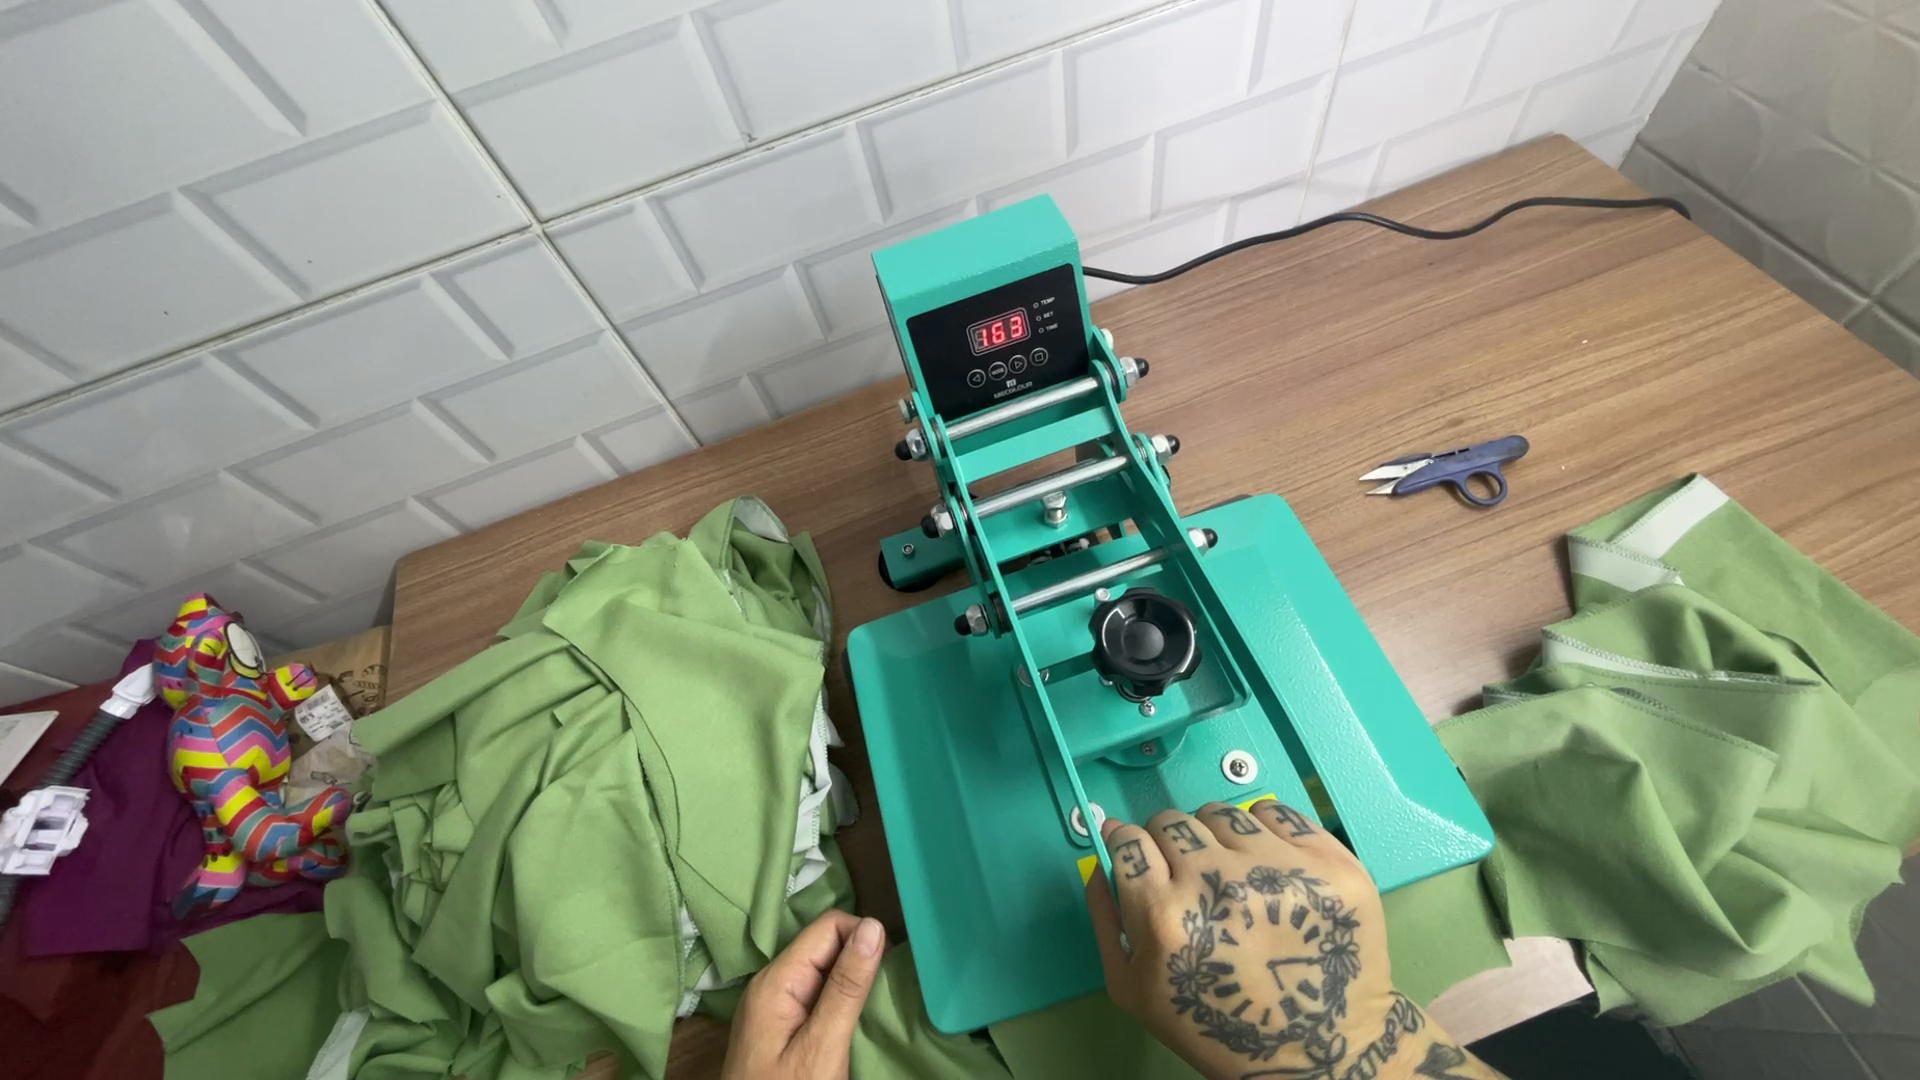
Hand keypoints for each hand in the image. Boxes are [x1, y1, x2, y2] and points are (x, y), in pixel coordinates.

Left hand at [720, 910, 885, 1079]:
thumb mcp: (821, 1049)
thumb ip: (846, 987)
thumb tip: (874, 925)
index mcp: (775, 981)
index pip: (829, 927)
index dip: (863, 938)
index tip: (888, 971)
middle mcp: (771, 984)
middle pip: (826, 945)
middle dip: (859, 959)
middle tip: (885, 993)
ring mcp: (774, 1007)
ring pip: (824, 969)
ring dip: (852, 981)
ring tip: (875, 1005)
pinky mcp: (780, 1028)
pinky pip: (816, 994)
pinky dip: (840, 1000)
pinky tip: (856, 1020)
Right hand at [1086, 800, 1502, 1079]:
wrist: (1324, 1057)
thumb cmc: (1218, 1028)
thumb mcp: (1134, 990)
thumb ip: (1104, 916)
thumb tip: (1102, 849)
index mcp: (1165, 918)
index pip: (1128, 841)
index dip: (1129, 848)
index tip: (1141, 859)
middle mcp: (1218, 884)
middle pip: (1170, 822)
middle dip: (1169, 844)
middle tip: (1190, 877)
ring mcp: (1278, 870)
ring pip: (1220, 813)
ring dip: (1215, 836)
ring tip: (1232, 873)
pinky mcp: (1327, 865)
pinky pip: (1275, 811)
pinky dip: (1264, 829)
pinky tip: (1268, 864)